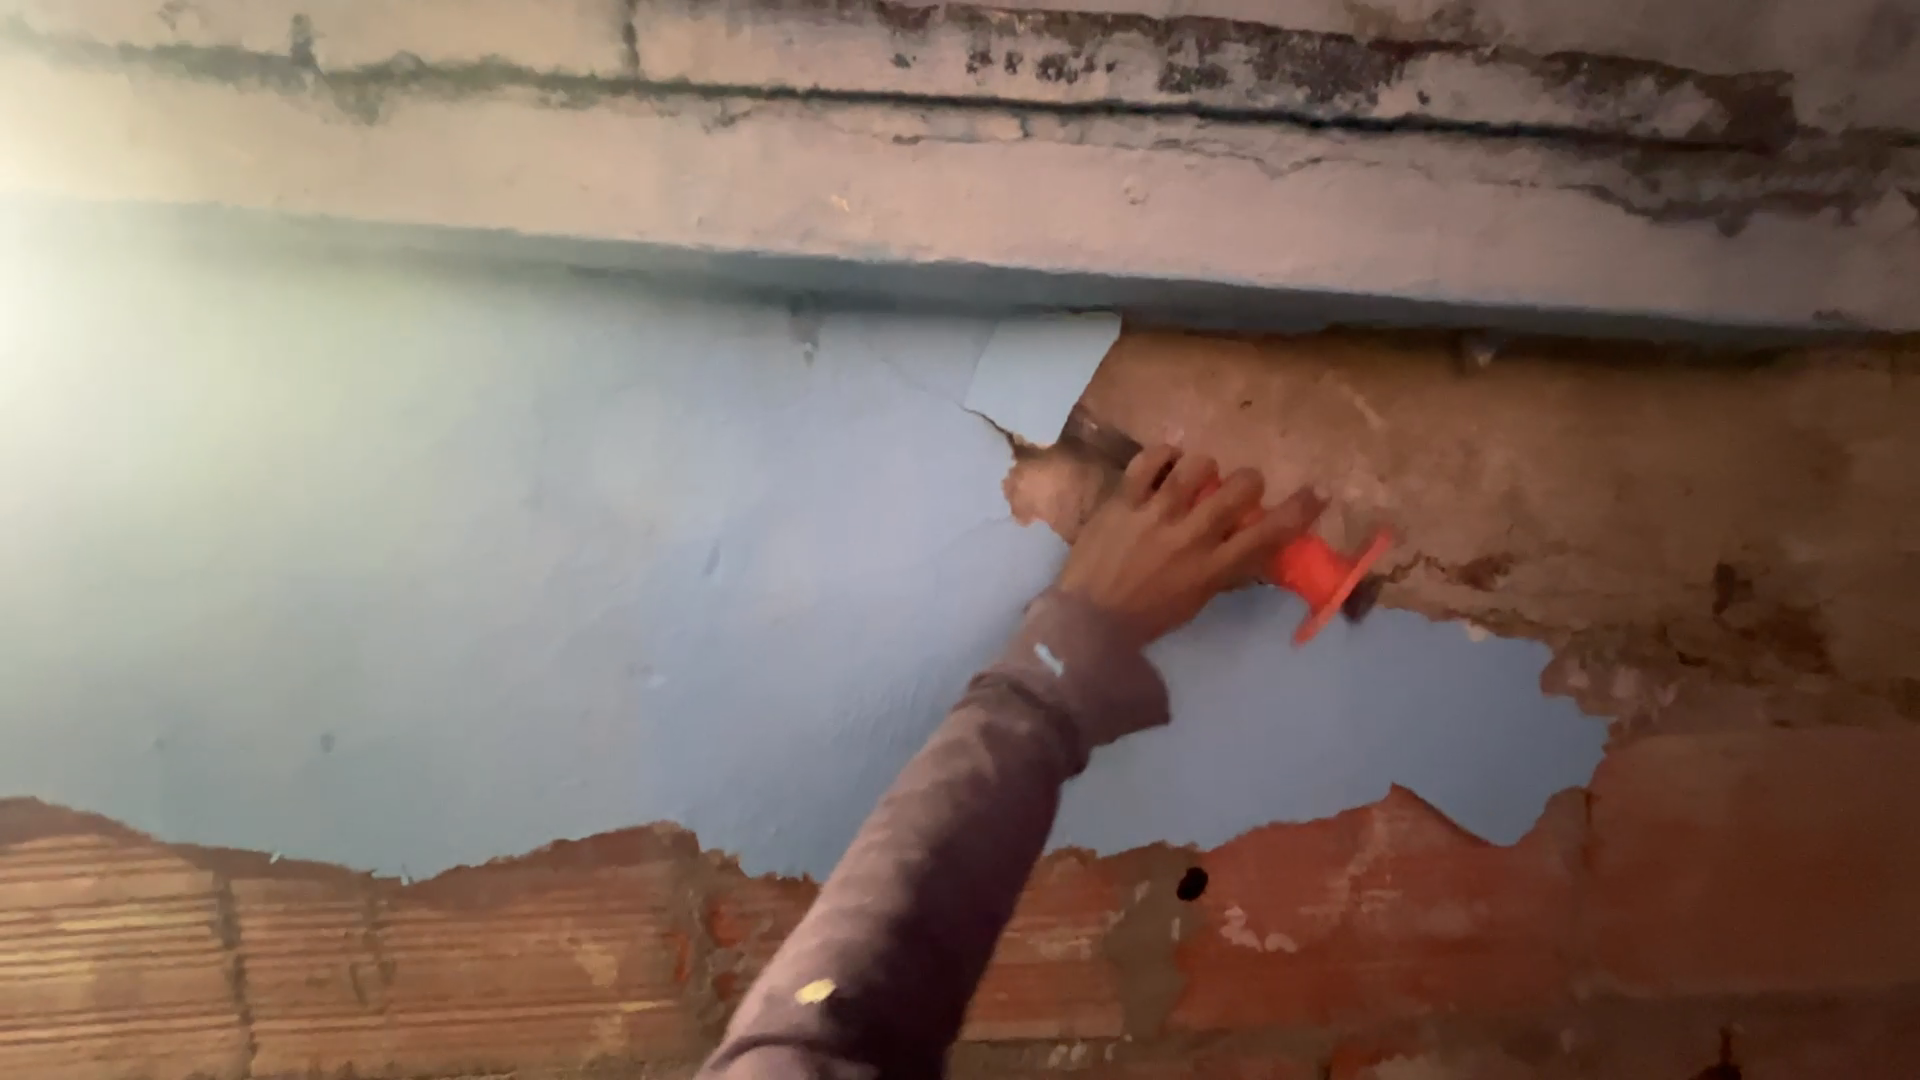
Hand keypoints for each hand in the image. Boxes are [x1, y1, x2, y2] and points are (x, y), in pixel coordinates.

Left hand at [1056, 444, 1325, 643]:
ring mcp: (1153, 515)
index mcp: (1212, 569)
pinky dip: (1163, 454)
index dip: (1299, 510)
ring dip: (1205, 467)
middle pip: (1239, 488)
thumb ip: (1224, 570)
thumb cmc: (1145, 617)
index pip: (1269, 534)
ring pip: (1197, 466)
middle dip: (1247, 482)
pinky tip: (1166, 462)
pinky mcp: (1121, 502)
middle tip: (1237, 488)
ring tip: (1195, 477)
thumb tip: (1251, 545)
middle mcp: (1189, 537)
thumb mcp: (1196, 600)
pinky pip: (1148, 461)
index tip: (1315, 493)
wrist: (1087, 620)